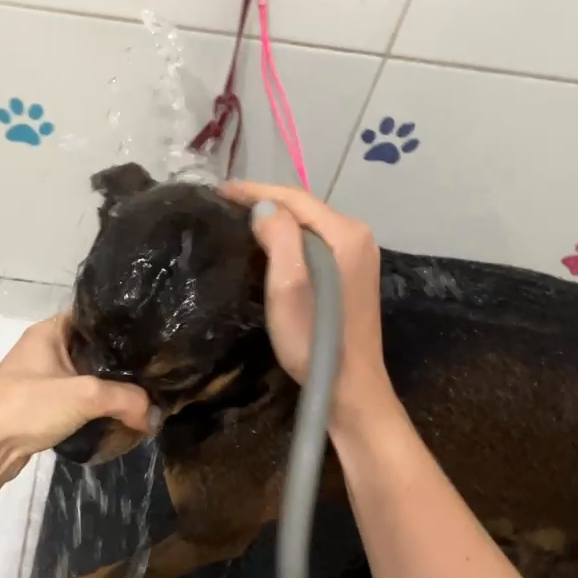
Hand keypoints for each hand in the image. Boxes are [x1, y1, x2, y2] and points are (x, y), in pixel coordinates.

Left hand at [0, 313, 153, 500]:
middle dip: (123, 365)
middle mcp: (45, 349)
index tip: (156, 339)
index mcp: (50, 331)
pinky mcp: (42, 406)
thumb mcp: (83, 396)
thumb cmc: (27, 408)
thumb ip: (126, 400)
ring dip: (111, 391)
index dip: (124, 326)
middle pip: (95, 350)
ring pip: (87, 378)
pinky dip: (96, 409)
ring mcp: (42, 378)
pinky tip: (118, 417)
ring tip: (144, 397)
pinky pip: (78, 401)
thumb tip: (154, 416)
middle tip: (158, 374)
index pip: (95, 316)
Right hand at [221, 181, 397, 427]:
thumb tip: (263, 208)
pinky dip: (289, 240)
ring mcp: (358, 257)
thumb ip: (280, 238)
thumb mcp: (289, 288)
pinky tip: (267, 247)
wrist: (348, 387)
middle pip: (304, 208)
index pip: (295, 197)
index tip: (219, 191)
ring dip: (276, 221)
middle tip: (223, 206)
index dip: (256, 191)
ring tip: (239, 222)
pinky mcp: (352, 276)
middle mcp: (357, 237)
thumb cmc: (314, 341)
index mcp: (345, 234)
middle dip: (265, 202)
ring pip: (309, 226)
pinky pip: (315, 244)